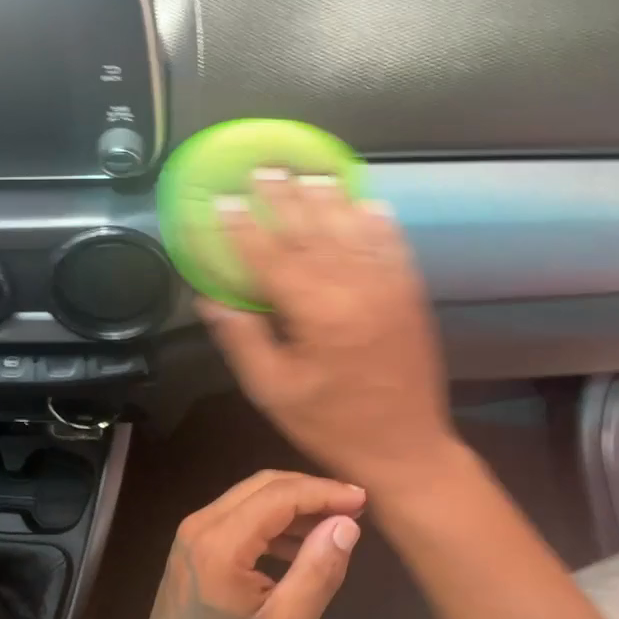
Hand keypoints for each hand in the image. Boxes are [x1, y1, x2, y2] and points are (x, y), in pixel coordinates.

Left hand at [113, 470, 364, 618]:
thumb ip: (317, 571)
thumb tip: (346, 524)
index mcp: (222, 542)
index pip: (280, 495)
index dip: (324, 491)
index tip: (364, 499)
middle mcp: (202, 523)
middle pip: (263, 485)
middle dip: (311, 490)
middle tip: (355, 508)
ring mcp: (193, 530)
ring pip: (250, 496)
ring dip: (292, 504)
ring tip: (335, 528)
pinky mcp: (193, 541)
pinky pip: (238, 514)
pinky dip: (272, 520)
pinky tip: (300, 546)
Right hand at [201, 169, 459, 498]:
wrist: (406, 450)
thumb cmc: (329, 424)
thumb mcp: (272, 389)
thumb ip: (241, 337)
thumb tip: (208, 297)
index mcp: (316, 311)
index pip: (270, 257)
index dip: (243, 228)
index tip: (222, 200)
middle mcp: (355, 288)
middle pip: (312, 231)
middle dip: (284, 198)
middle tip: (262, 168)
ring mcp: (388, 287)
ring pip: (353, 229)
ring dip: (328, 198)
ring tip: (307, 172)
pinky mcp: (411, 295)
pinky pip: (392, 246)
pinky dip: (377, 222)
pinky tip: (366, 203)